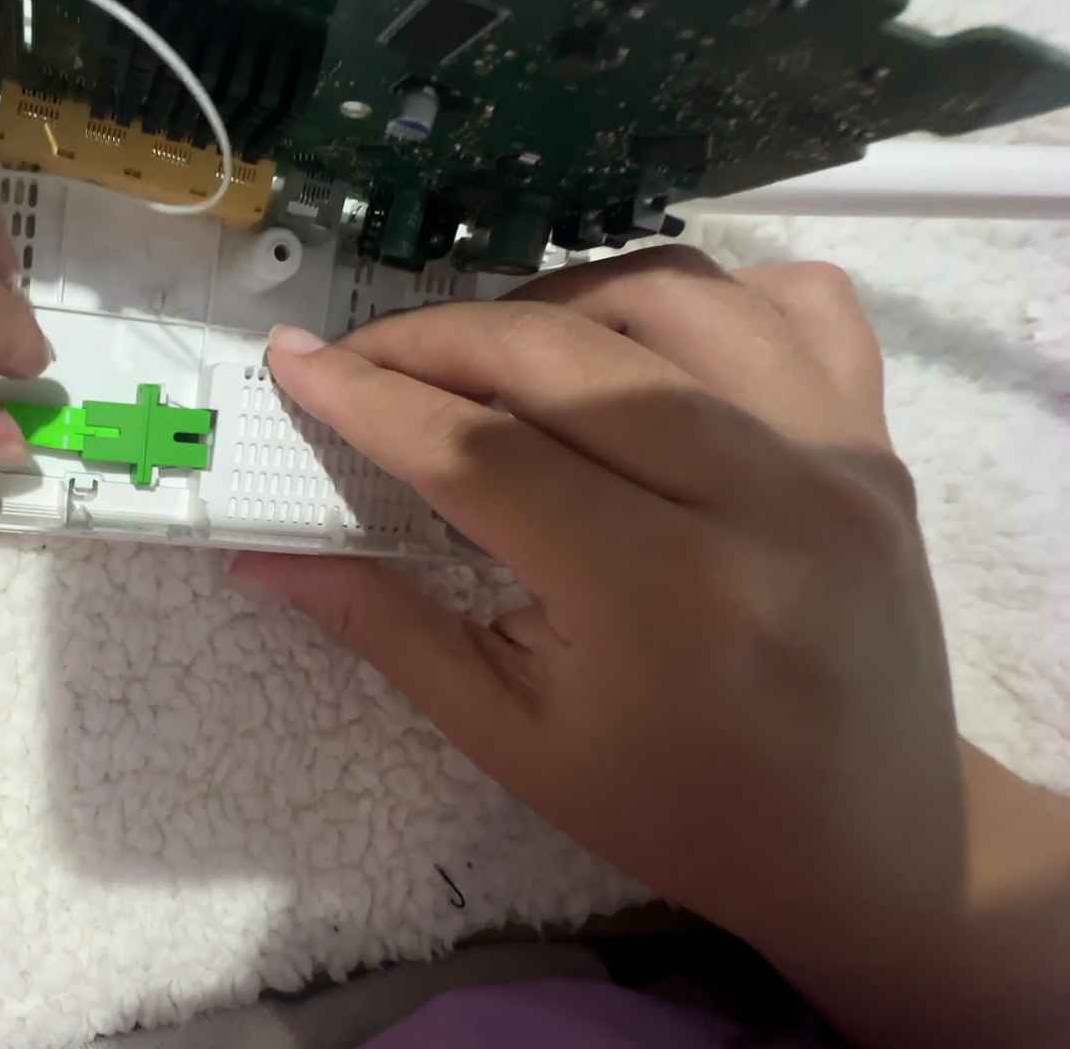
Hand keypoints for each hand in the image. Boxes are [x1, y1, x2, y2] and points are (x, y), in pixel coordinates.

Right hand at [236, 248, 1069, 1046]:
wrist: (865, 845)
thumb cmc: (661, 801)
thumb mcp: (495, 727)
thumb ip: (373, 620)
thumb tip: (260, 560)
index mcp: (655, 595)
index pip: (479, 453)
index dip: (368, 398)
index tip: (296, 360)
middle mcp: (762, 500)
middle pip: (560, 358)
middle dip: (431, 340)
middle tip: (358, 360)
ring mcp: (838, 455)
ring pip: (669, 300)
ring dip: (542, 304)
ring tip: (475, 353)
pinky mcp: (879, 437)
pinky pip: (784, 304)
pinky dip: (682, 295)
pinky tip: (620, 340)